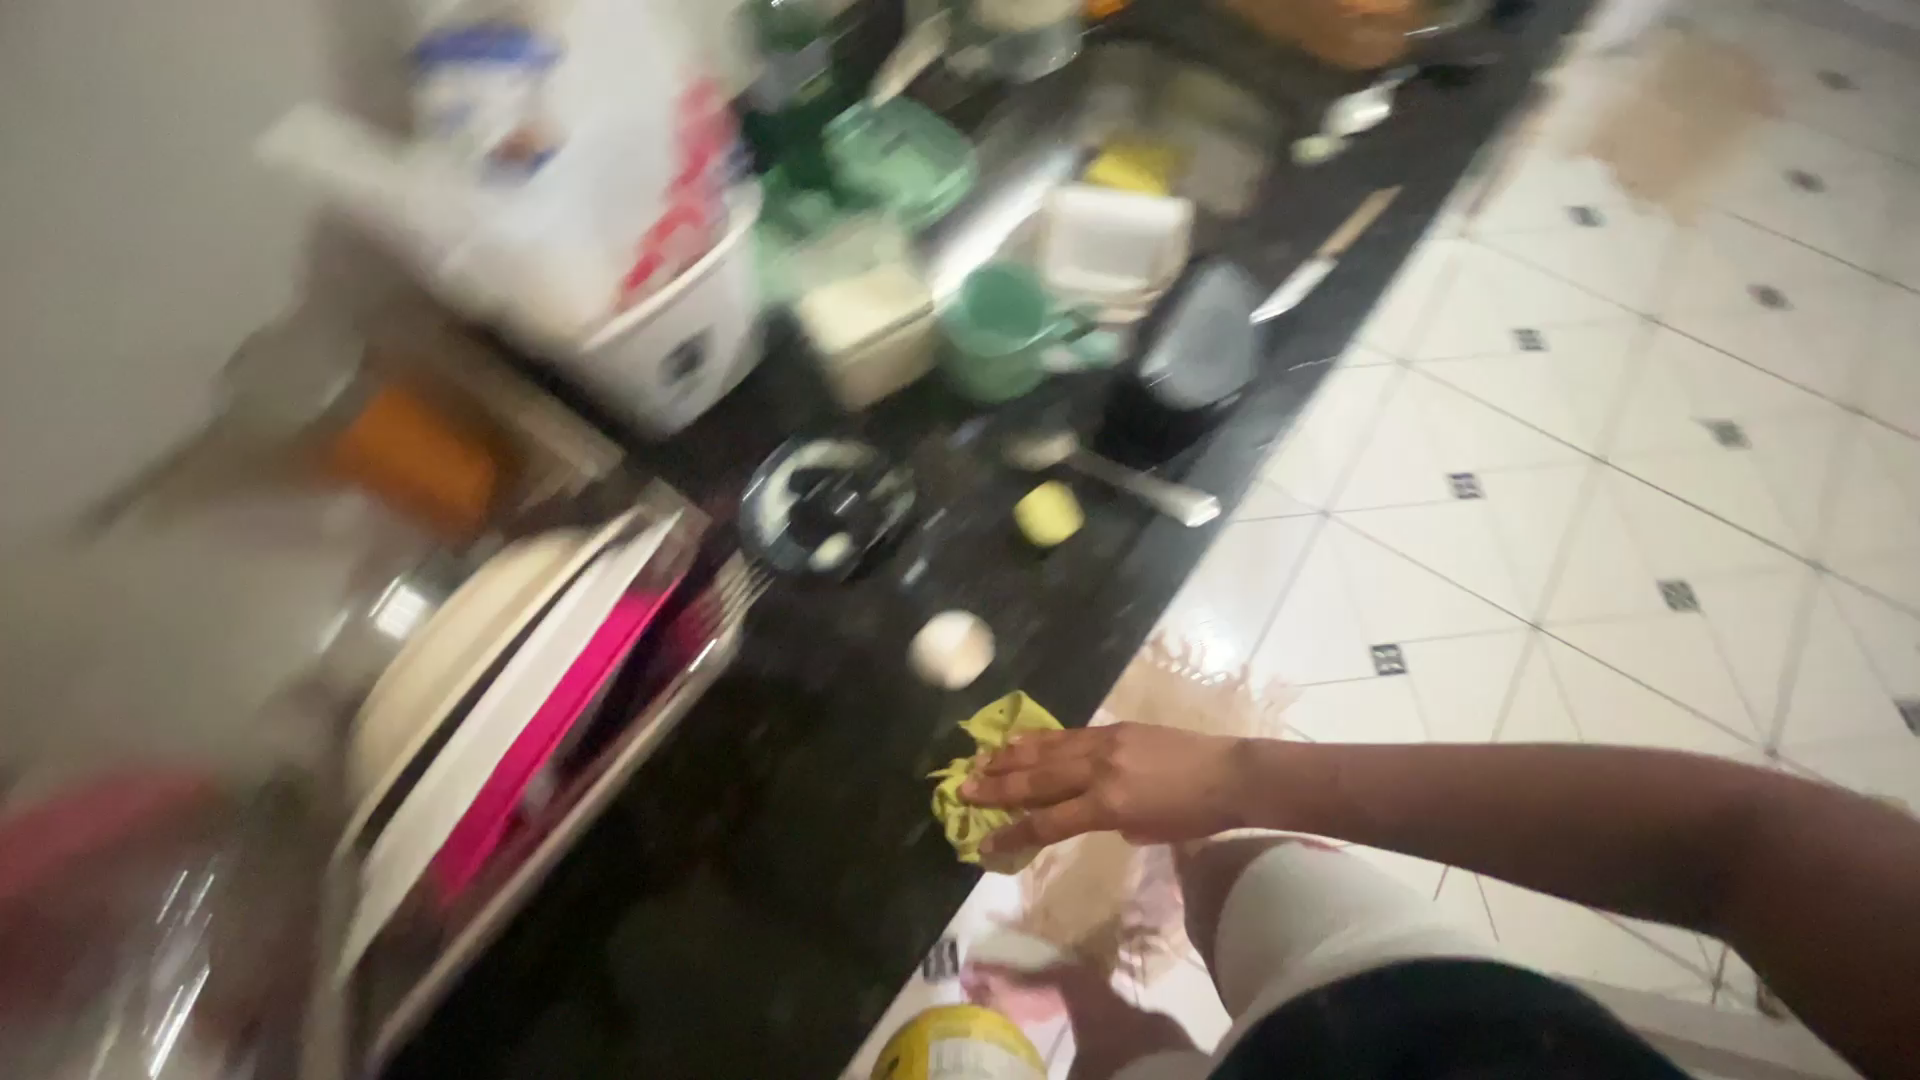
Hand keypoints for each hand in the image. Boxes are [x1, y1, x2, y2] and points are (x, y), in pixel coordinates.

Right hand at [960, 723, 1257, 854]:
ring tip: (980, 760)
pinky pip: (1068, 735)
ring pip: (1047, 750)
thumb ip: (1111, 822)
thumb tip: (1086, 812)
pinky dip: (1040, 739)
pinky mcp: (1113, 728)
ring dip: (1010, 757)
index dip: (1013, 832)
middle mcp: (1098, 771)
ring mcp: (1104, 744)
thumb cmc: (1195, 816)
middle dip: (997, 787)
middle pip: (1037, 780)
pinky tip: (1021, 740)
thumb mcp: (1149, 832)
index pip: (1048, 822)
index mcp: (1108, 805)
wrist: (1230, 774)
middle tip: (962, 789)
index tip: (984, 841)